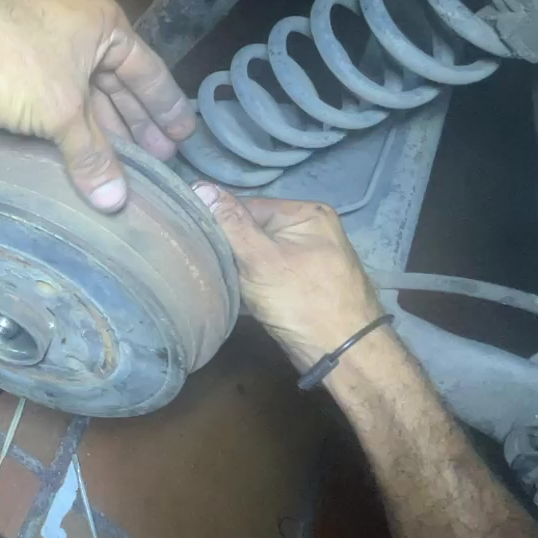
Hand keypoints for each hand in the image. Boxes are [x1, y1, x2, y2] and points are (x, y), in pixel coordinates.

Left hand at [0, 0, 192, 211]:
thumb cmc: (14, 60)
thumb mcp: (62, 110)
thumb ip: (92, 155)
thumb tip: (116, 202)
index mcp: (105, 27)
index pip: (149, 72)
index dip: (167, 108)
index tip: (184, 138)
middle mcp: (79, 36)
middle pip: (117, 89)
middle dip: (134, 128)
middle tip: (157, 164)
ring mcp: (45, 55)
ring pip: (82, 102)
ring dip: (99, 136)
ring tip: (121, 170)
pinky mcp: (15, 75)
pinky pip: (52, 110)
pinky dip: (65, 136)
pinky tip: (75, 160)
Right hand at [192, 183, 386, 367]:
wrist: (341, 352)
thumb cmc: (301, 300)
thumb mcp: (259, 258)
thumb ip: (229, 223)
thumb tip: (198, 185)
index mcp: (305, 213)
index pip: (244, 207)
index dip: (218, 226)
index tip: (195, 245)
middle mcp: (309, 228)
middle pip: (249, 231)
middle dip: (227, 250)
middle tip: (208, 267)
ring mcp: (307, 255)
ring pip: (253, 254)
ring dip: (235, 268)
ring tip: (222, 281)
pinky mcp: (301, 280)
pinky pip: (264, 272)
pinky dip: (248, 282)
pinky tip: (237, 293)